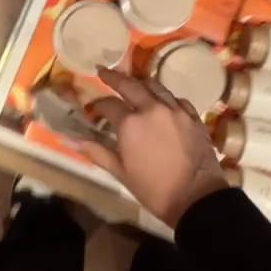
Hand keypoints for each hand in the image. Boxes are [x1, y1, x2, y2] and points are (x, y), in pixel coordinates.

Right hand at [80, 69, 230, 227]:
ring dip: (140, 83)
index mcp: (130, 123)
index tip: (91, 111)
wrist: (197, 198)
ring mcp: (175, 110)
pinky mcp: (193, 116)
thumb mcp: (121, 173)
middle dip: (113, 78)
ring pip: (155, 86)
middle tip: (103, 72)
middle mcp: (152, 108)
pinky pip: (176, 98)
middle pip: (130, 85)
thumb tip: (73, 140)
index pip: (107, 104)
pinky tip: (162, 103)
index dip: (96, 106)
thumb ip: (97, 152)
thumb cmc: (154, 189)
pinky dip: (165, 97)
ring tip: (133, 84)